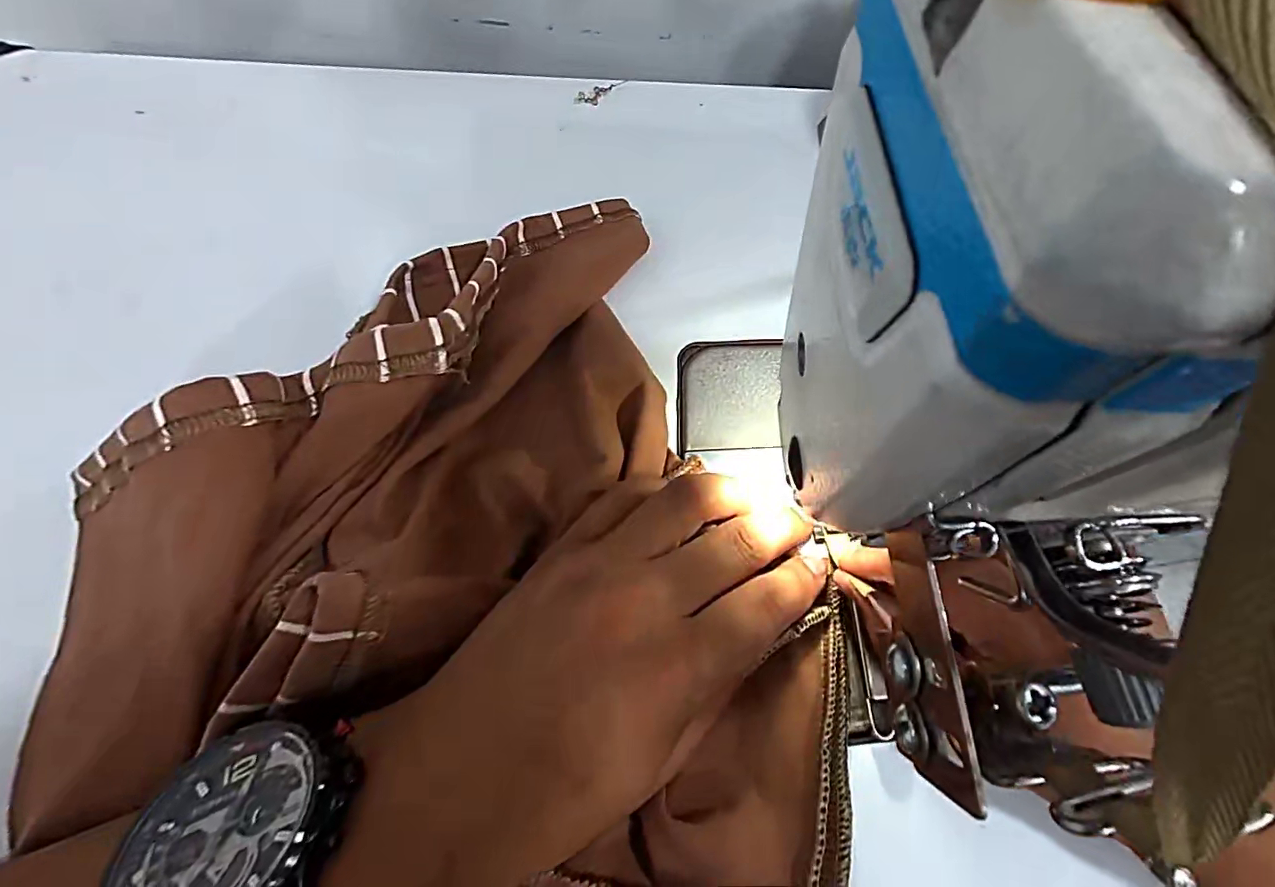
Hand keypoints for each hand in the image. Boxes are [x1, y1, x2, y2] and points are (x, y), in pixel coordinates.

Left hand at [335, 473, 834, 884]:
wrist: (455, 776)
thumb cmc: (570, 786)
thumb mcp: (666, 753)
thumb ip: (724, 679)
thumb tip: (770, 623)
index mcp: (677, 667)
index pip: (767, 599)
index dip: (804, 575)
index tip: (819, 563)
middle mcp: (645, 601)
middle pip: (738, 538)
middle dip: (783, 526)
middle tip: (798, 528)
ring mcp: (600, 563)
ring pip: (688, 497)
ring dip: (735, 490)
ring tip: (755, 500)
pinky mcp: (563, 547)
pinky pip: (627, 494)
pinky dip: (667, 488)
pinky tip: (686, 499)